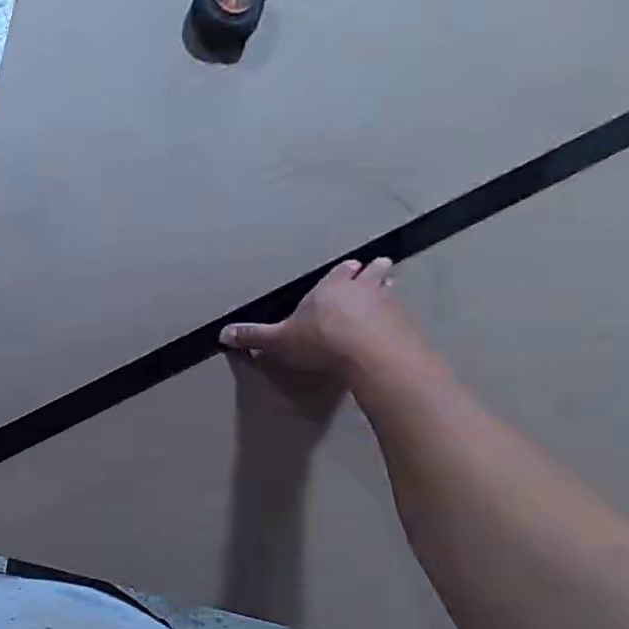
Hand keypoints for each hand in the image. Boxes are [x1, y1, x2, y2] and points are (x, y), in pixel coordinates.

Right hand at [219, 258, 423, 379]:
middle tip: (374, 274)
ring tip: (383, 299)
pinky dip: (397, 319)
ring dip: (387, 292)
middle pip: (374, 270)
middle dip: (373, 272)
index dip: (343, 272)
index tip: (346, 272)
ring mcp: (390, 304)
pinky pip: (402, 315)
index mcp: (332, 285)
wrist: (372, 357)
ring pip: (391, 289)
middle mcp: (364, 287)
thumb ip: (253, 336)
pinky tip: (393, 331)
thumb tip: (222, 334)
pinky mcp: (406, 324)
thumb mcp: (279, 341)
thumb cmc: (322, 341)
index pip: (342, 270)